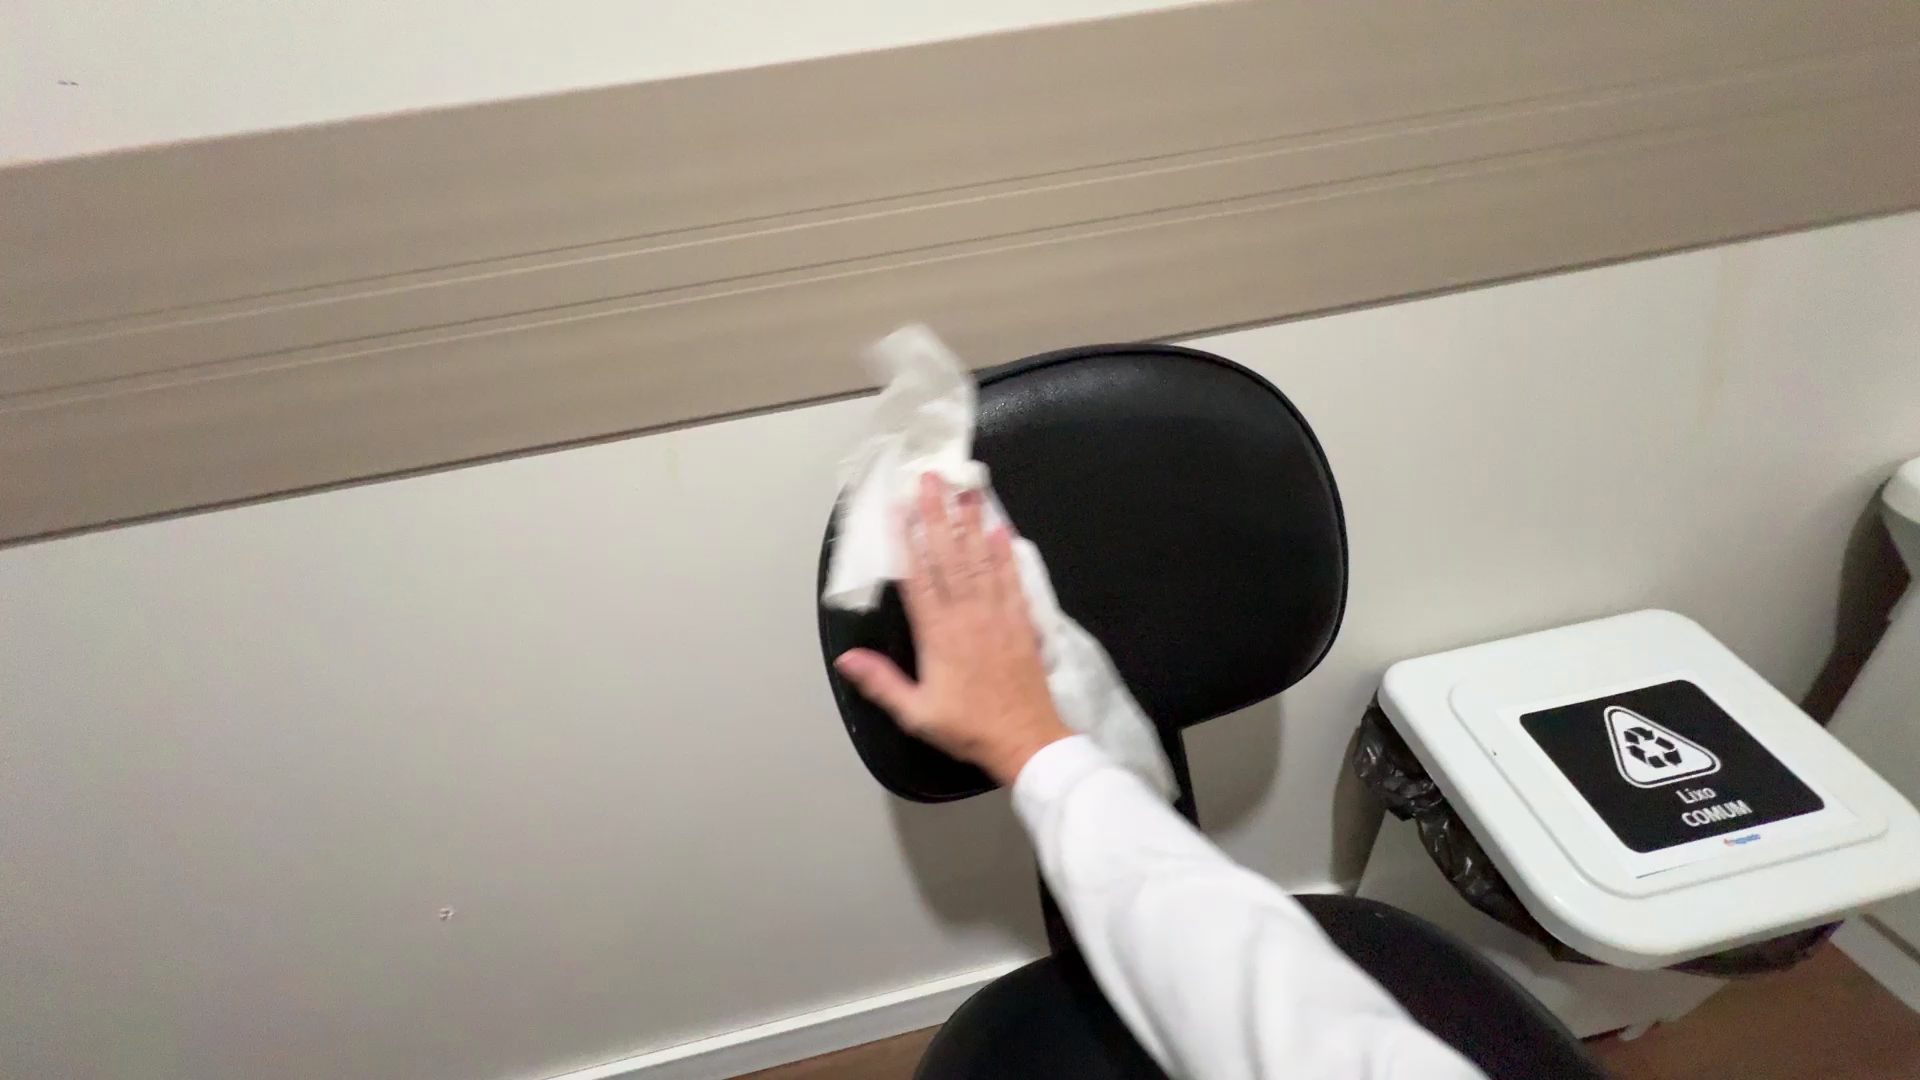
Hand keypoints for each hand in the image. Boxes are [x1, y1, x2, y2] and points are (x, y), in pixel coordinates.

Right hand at [834, 473, 1072, 785]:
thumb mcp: (916, 713)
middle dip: (939, 515)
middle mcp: (968, 615)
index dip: (906, 539)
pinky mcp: (1021, 620)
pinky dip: (1005, 553)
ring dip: (972, 523)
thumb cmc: (969, 727)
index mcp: (938, 634)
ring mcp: (998, 614)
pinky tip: (1001, 530)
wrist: (1026, 739)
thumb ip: (881, 682)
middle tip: (933, 479)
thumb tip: (846, 658)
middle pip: (950, 556)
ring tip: (967, 491)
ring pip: (981, 559)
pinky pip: (1011, 578)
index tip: (899, 507)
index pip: (917, 577)